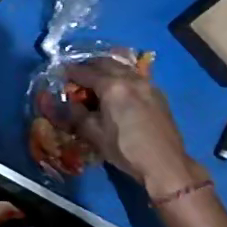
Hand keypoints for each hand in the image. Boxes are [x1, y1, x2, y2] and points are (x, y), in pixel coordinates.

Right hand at [66, 58, 208, 197]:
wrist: (164, 163)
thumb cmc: (126, 150)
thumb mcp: (95, 135)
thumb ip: (78, 115)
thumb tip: (70, 103)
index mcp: (113, 87)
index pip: (86, 73)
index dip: (72, 72)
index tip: (62, 73)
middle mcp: (130, 79)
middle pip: (106, 63)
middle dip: (90, 66)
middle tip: (79, 74)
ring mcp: (147, 84)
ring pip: (123, 67)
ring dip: (108, 69)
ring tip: (98, 78)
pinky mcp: (158, 94)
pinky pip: (135, 76)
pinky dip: (122, 76)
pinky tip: (119, 88)